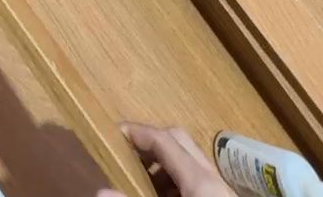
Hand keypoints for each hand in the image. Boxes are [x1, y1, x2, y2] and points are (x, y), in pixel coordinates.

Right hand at [96, 123, 235, 196]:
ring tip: (139, 181)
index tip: (111, 135)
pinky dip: (176, 181)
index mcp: (200, 182)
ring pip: (189, 161)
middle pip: (179, 140)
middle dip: (149, 142)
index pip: (163, 139)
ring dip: (162, 163)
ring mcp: (223, 193)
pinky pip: (198, 182)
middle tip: (124, 154)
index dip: (136, 132)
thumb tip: (100, 191)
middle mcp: (214, 181)